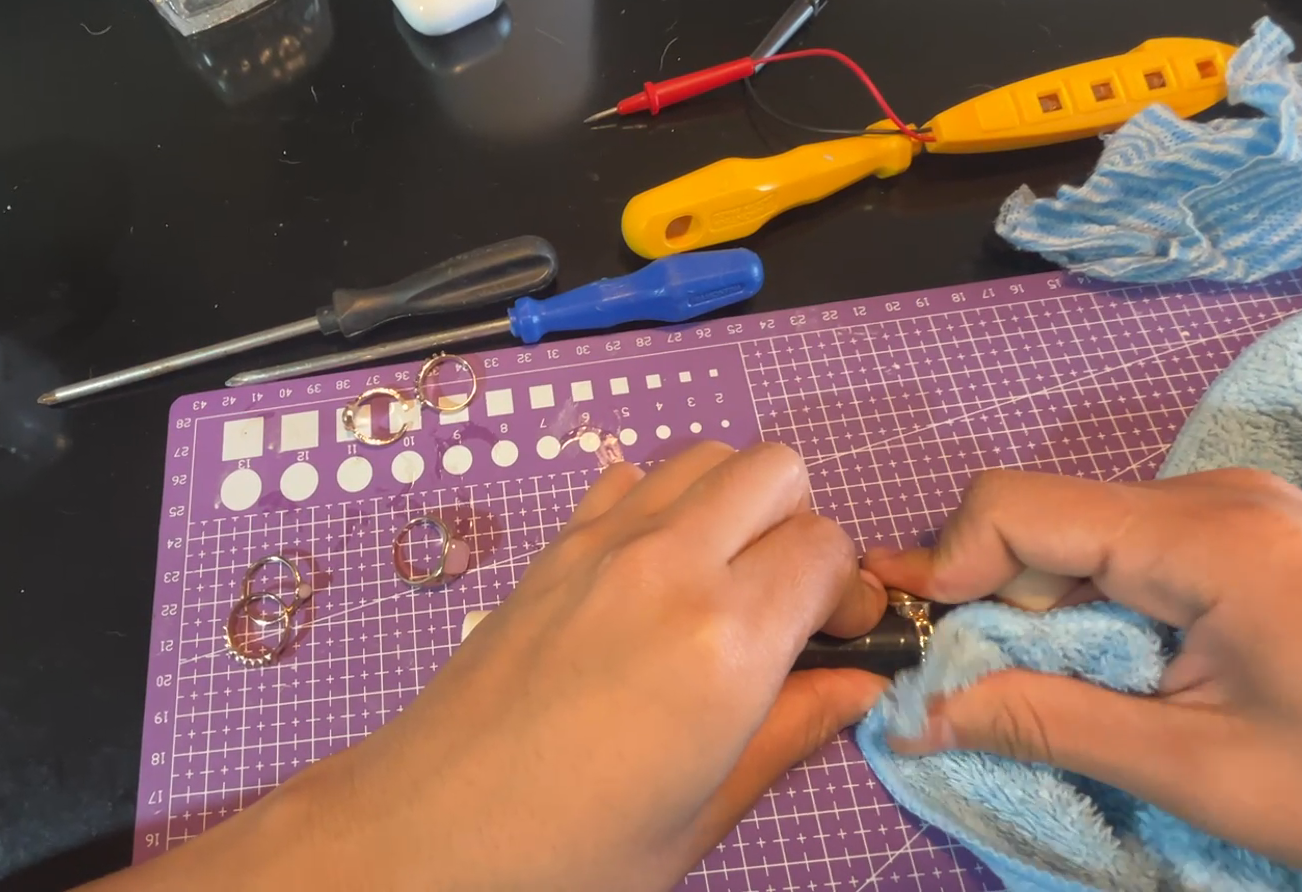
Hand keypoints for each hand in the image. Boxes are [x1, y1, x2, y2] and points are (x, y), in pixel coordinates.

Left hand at [93, 443, 888, 890]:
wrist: (436, 820)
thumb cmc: (581, 845)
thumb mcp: (708, 807)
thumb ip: (795, 727)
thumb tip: (865, 683)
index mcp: (727, 637)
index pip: (826, 546)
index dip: (846, 586)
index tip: (834, 630)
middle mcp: (671, 559)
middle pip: (772, 468)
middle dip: (797, 520)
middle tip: (779, 592)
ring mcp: (606, 536)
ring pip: (703, 455)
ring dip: (732, 500)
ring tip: (718, 573)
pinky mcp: (558, 537)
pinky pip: (628, 475)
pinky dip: (658, 499)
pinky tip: (646, 565)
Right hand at [865, 469, 1301, 891]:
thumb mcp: (1209, 776)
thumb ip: (1045, 725)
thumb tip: (913, 716)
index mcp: (1207, 538)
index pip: (1016, 507)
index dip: (945, 560)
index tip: (916, 629)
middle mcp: (1210, 493)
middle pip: (1038, 515)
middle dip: (984, 588)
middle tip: (963, 664)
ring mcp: (1232, 504)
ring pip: (1073, 528)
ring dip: (1033, 597)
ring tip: (1037, 671)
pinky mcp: (1244, 526)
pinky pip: (1119, 541)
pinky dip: (1082, 594)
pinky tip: (1106, 651)